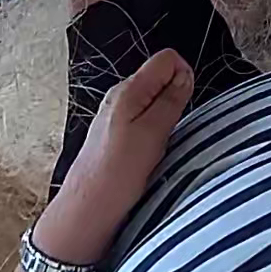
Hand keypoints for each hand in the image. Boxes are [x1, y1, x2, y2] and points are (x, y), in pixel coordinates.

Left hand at [36, 49, 192, 265]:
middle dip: (175, 96)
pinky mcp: (116, 133)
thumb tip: (185, 74)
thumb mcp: (152, 134)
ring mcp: (117, 114)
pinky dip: (154, 128)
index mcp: (128, 90)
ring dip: (165, 115)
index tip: (184, 105)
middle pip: (160, 76)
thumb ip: (171, 100)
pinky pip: (144, 117)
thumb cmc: (117, 174)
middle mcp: (120, 95)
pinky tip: (150, 151)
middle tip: (171, 129)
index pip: (166, 58)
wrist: (84, 213)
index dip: (183, 74)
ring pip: (154, 99)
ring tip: (161, 143)